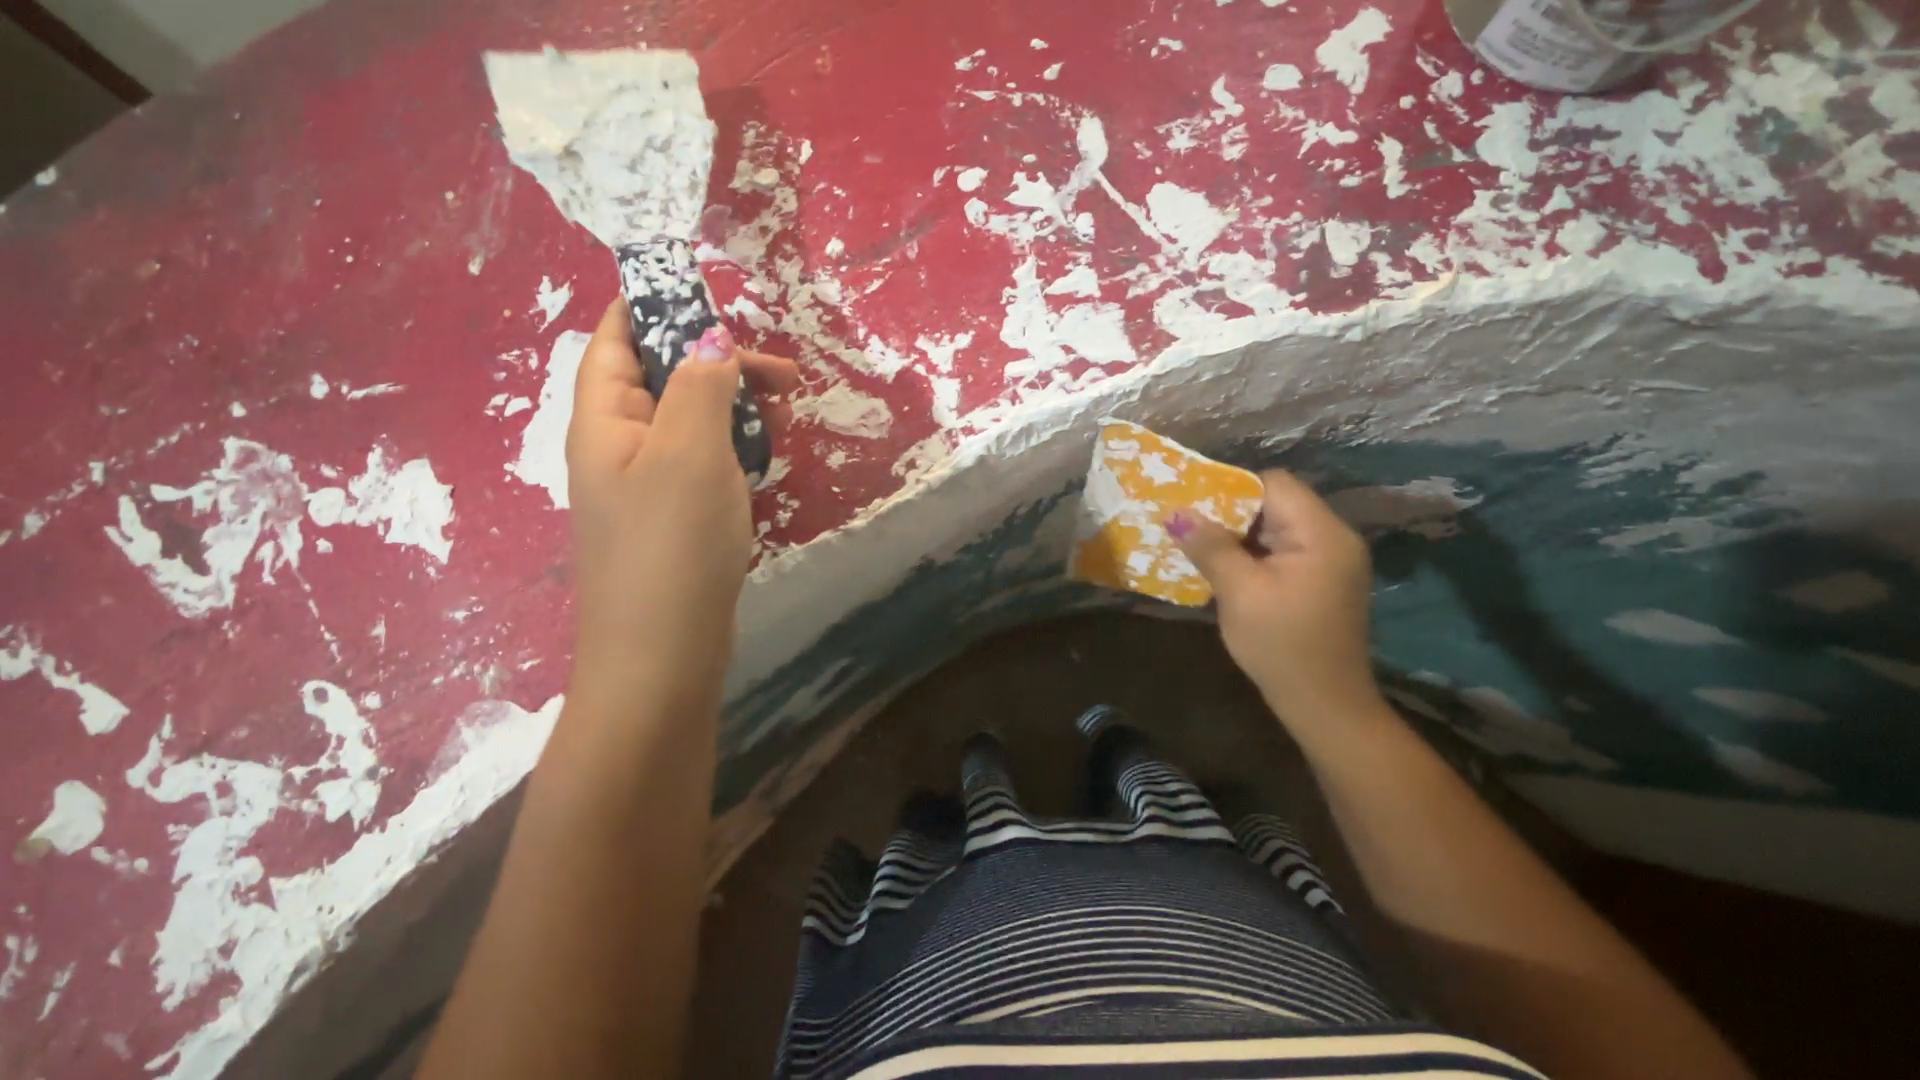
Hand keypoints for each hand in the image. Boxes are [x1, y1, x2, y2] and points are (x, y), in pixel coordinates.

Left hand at [565, 298, 797, 686]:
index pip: (616, 335)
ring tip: (785, 418)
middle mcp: (617, 445)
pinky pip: (703, 464)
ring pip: (690, 421)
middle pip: (663, 375)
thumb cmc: (670, 546)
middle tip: (784, 377)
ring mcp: (646, 487)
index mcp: (603, 417)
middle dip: (719, 362)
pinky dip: (735, 452)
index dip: (657, 303)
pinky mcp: (674, 521)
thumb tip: (710, 339)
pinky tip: (766, 464)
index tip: (719, 295)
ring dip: (735, 409)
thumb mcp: (689, 451)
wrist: (661, 659)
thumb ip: (701, 385)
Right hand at [1170, 470, 1380, 722]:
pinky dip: (1253, 555)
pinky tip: (1224, 570)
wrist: (1325, 705)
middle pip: (1277, 503)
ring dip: (1238, 536)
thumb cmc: (1282, 646)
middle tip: (1188, 525)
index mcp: (1322, 533)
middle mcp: (1334, 538)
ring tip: (1199, 546)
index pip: (1274, 484)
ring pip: (1277, 528)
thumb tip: (1177, 513)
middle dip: (1230, 512)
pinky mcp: (1322, 581)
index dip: (1230, 489)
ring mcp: (1331, 561)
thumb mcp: (1240, 594)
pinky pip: (1283, 552)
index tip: (1192, 505)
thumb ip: (1211, 548)